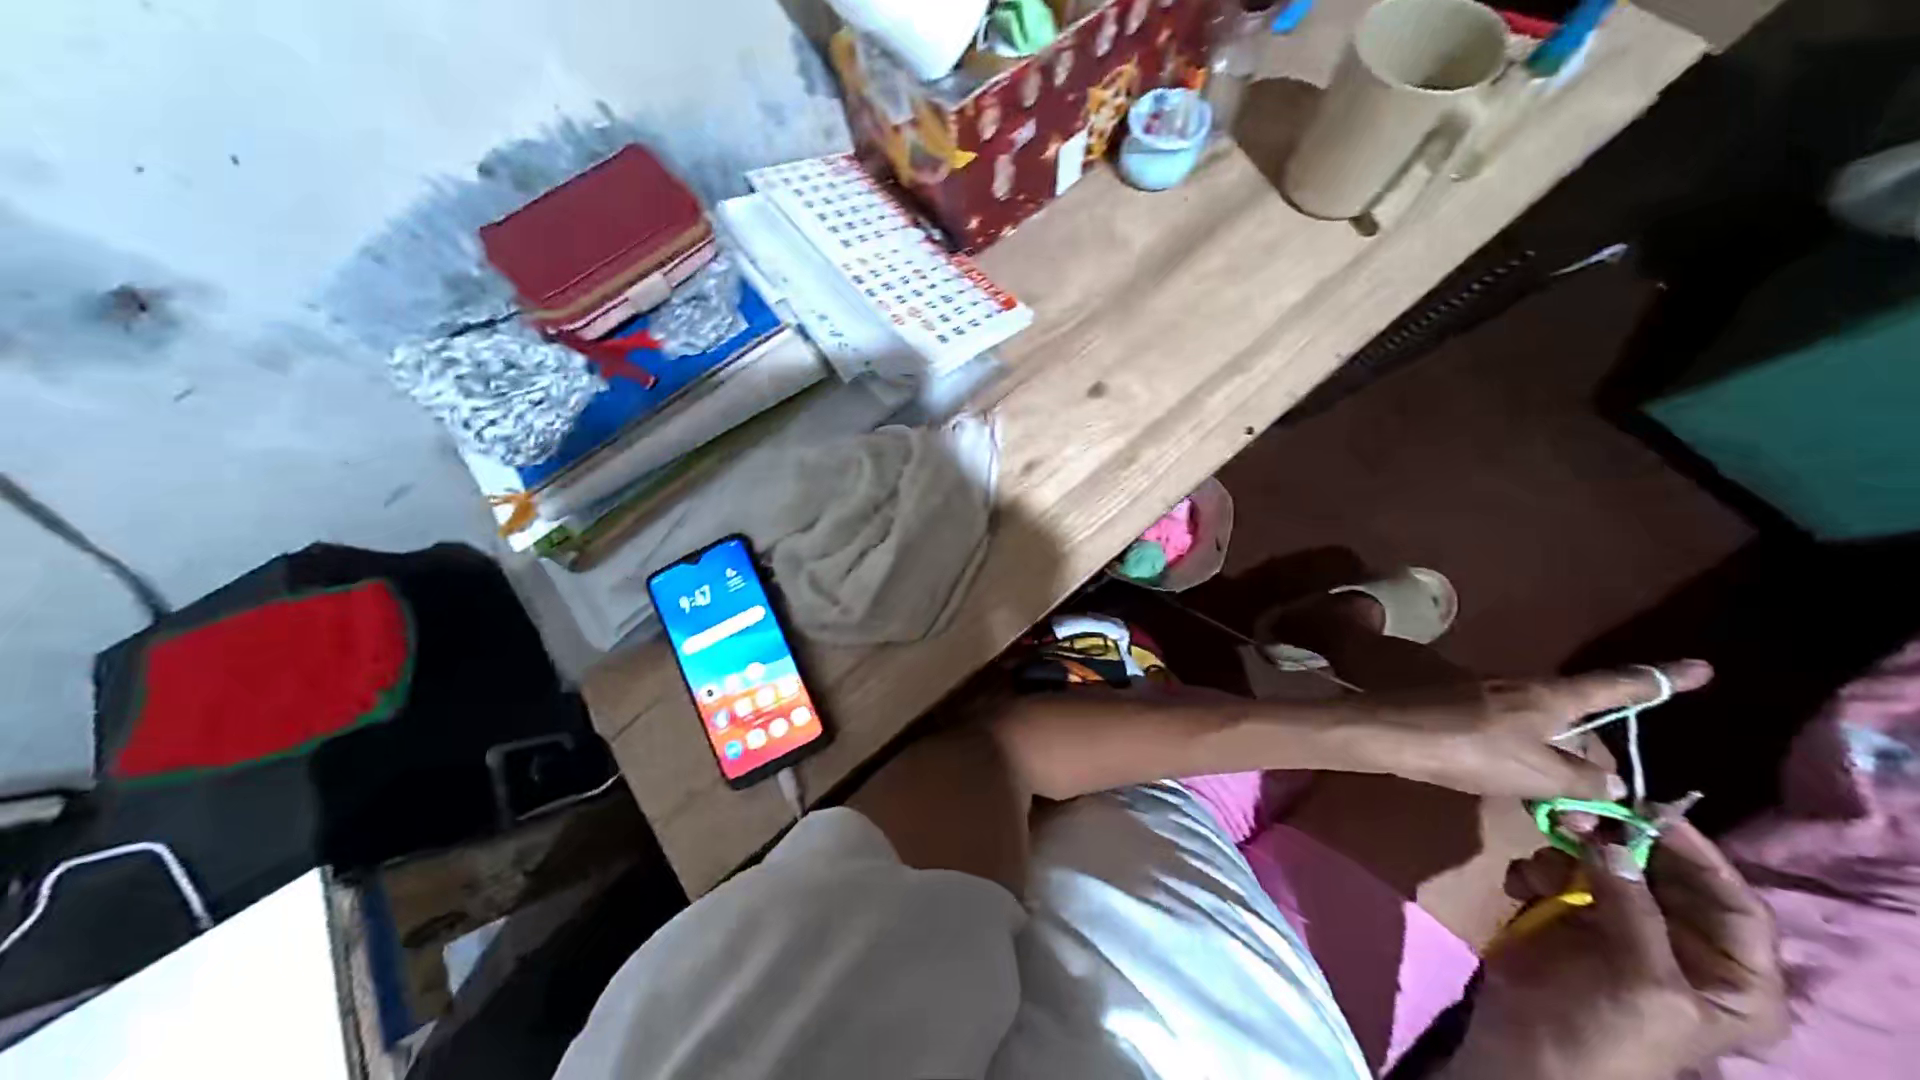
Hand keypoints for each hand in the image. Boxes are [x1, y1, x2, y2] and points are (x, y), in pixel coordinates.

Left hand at [1349, 660, 1712, 799]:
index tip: (1702, 667)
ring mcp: (1485, 697)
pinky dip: (1521, 765)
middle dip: (1592, 760)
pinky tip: (1512, 789)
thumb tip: (1609, 782)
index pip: (1616, 686)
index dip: (1660, 680)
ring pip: (1541, 733)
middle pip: (1577, 719)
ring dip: (1555, 770)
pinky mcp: (1456, 711)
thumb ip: (1582, 779)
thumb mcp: (1538, 773)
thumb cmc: (1467, 749)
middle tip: (1594, 802)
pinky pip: (1508, 738)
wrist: (1386, 734)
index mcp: (1549, 696)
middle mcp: (1521, 689)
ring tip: (1557, 810)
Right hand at [1445, 821, 1786, 1079]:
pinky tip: (1519, 884)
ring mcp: (1616, 927)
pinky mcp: (1563, 916)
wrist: (1526, 1054)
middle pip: (1661, 874)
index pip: (1734, 903)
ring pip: (1602, 865)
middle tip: (1577, 814)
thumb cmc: (1609, 1034)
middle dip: (1619, 843)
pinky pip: (1556, 873)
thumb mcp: (1643, 980)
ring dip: (1567, 852)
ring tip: (1539, 861)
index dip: (1699, 855)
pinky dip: (1535, 869)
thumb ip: (1633, 907)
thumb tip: (1608, 839)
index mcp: (1730, 977)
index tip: (1650, 811)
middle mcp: (1679, 945)